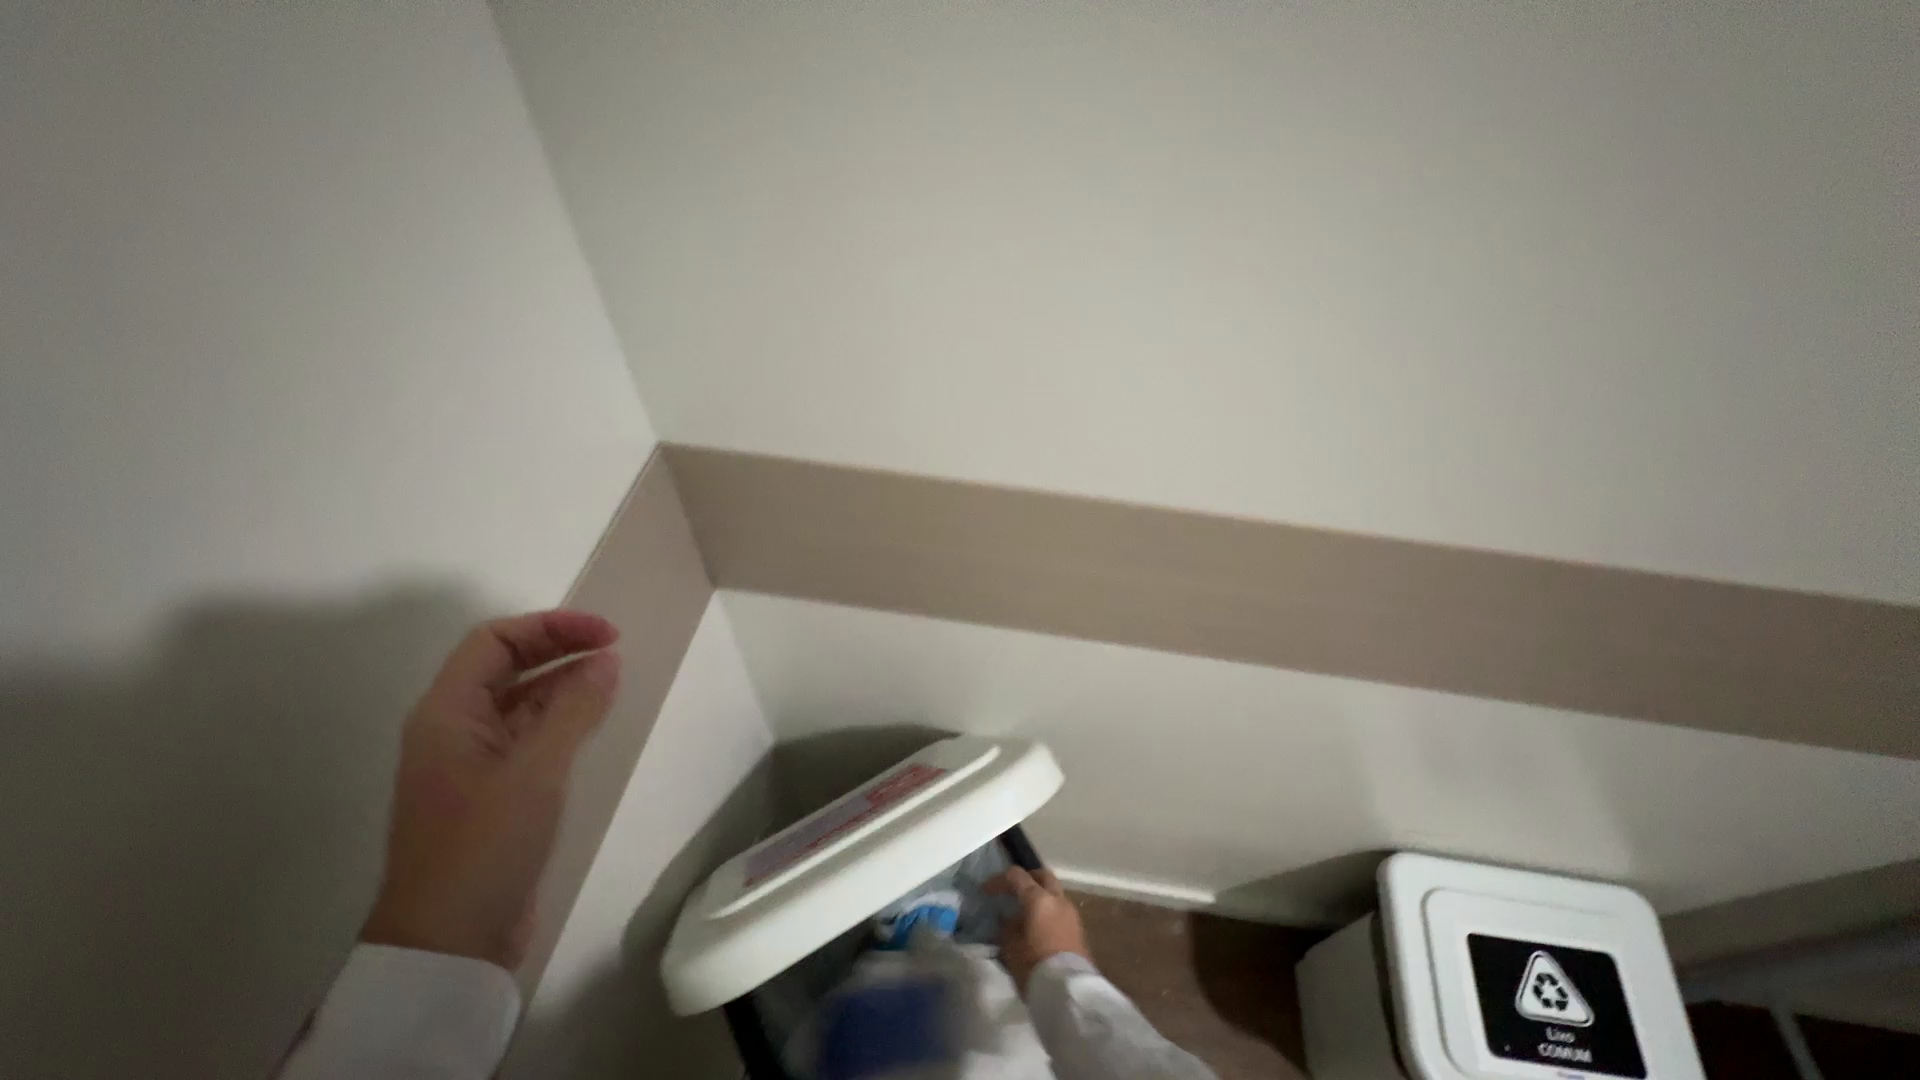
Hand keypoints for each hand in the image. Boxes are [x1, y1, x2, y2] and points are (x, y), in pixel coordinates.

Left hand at [360, 610, 619, 969]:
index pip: (494, 641)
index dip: (550, 627)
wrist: (452, 941)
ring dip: (564, 684)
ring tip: (613, 681)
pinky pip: (530, 737)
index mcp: (447, 714)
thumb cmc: (484, 844)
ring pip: (521, 702)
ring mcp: (474, 763)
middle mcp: (455, 729)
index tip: (605, 635)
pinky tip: (594, 725)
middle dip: (559, 649)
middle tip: (615, 649)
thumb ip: (574, 709)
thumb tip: (607, 661)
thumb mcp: (535, 770)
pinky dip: (562, 721)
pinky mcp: (494, 793)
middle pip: (506, 667)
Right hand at [989, 867, 1091, 990]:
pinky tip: (1037, 927)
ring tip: (1024, 913)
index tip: (985, 891)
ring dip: (1040, 896)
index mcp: (1039, 899)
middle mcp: (1058, 900)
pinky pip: (1060, 910)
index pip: (1016, 877)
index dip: (998, 881)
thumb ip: (1008, 927)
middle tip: (1012, 890)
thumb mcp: (1010, 947)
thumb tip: (1010, 919)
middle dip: (1026, 879)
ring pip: (1055, 893)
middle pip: (1043, 876)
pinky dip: (1048, 911)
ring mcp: (1072, 914)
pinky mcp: (1079, 930)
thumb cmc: (1034, 966)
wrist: (1069, 992)